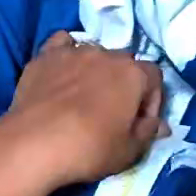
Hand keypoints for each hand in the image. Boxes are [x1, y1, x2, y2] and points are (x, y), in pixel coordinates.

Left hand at [0, 32, 166, 195]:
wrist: (34, 143)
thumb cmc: (90, 149)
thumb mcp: (129, 151)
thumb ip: (148, 132)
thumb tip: (161, 124)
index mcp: (133, 73)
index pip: (154, 77)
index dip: (150, 101)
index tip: (139, 122)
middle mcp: (106, 54)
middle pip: (124, 64)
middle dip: (123, 84)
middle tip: (112, 112)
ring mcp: (74, 51)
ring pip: (93, 53)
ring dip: (95, 71)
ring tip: (83, 96)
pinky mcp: (45, 55)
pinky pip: (61, 44)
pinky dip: (66, 54)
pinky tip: (62, 71)